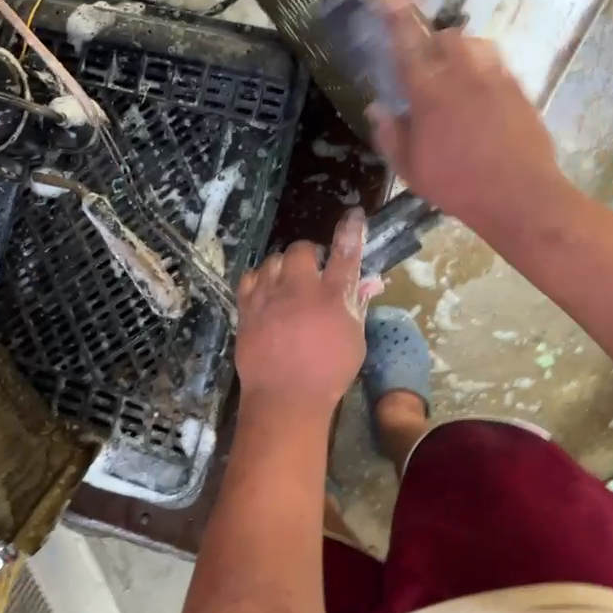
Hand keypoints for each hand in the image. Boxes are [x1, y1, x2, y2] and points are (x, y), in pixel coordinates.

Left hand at [233, 209, 379, 416]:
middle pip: (302, 250)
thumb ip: (358, 306)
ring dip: (283, 268)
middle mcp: (300, 288)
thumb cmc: (328, 373)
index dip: (350, 231)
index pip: (346, 253)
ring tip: (288, 287)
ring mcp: (269, 295)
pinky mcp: (247, 305)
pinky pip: (251, 277)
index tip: (353, 216)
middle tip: (312, 274)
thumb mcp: (354, 340)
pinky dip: (260, 280)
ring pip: (274, 261)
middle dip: (308, 257)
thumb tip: (366, 282)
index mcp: (333, 297)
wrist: (284, 396)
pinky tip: (266, 294)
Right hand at [366, 0, 567, 231]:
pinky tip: (482, 94)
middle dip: (433, 43)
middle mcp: (462, 79)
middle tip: (426, 65)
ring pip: (476, 45)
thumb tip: (377, 107)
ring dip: (461, 52)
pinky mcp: (520, 91)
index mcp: (428, 96)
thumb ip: (390, 134)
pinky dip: (485, 69)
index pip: (407, 48)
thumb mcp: (410, 169)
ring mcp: (496, 82)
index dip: (396, 20)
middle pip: (446, 37)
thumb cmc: (457, 186)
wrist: (521, 198)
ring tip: (457, 75)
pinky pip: (499, 64)